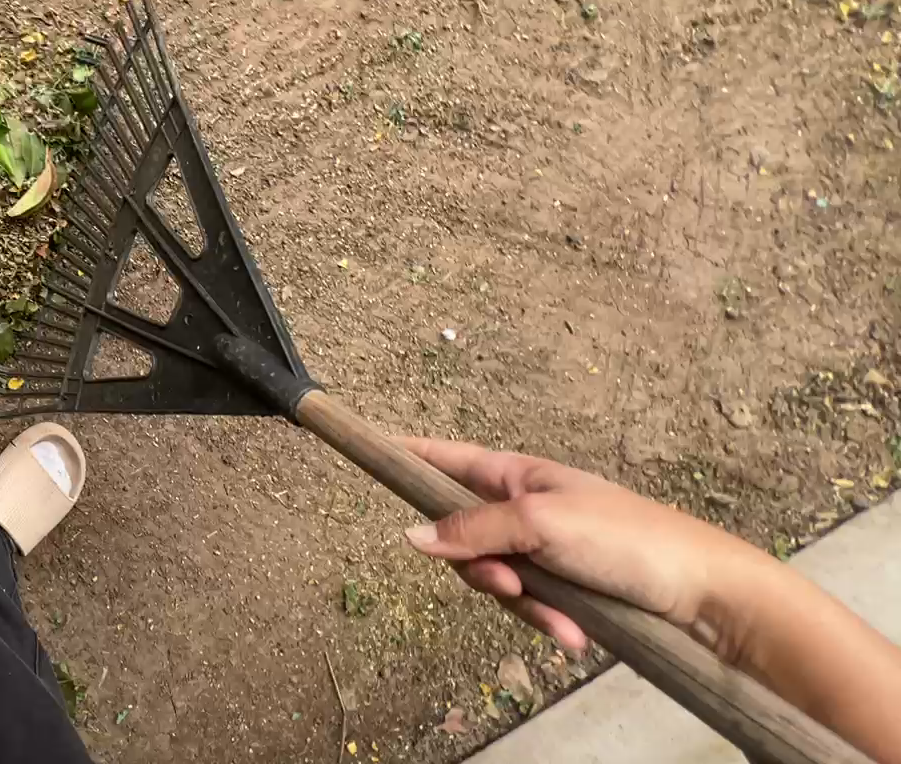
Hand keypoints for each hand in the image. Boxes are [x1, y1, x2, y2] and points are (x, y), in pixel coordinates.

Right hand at [398, 437, 764, 653]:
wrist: (716, 597)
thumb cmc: (626, 538)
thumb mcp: (540, 523)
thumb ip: (472, 527)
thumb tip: (409, 536)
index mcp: (510, 474)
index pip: (438, 455)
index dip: (402, 451)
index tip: (365, 448)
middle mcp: (517, 506)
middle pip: (456, 529)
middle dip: (474, 563)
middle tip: (503, 581)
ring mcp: (538, 545)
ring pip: (488, 570)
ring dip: (516, 599)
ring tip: (559, 619)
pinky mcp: (560, 583)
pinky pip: (525, 599)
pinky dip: (543, 617)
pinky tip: (572, 632)